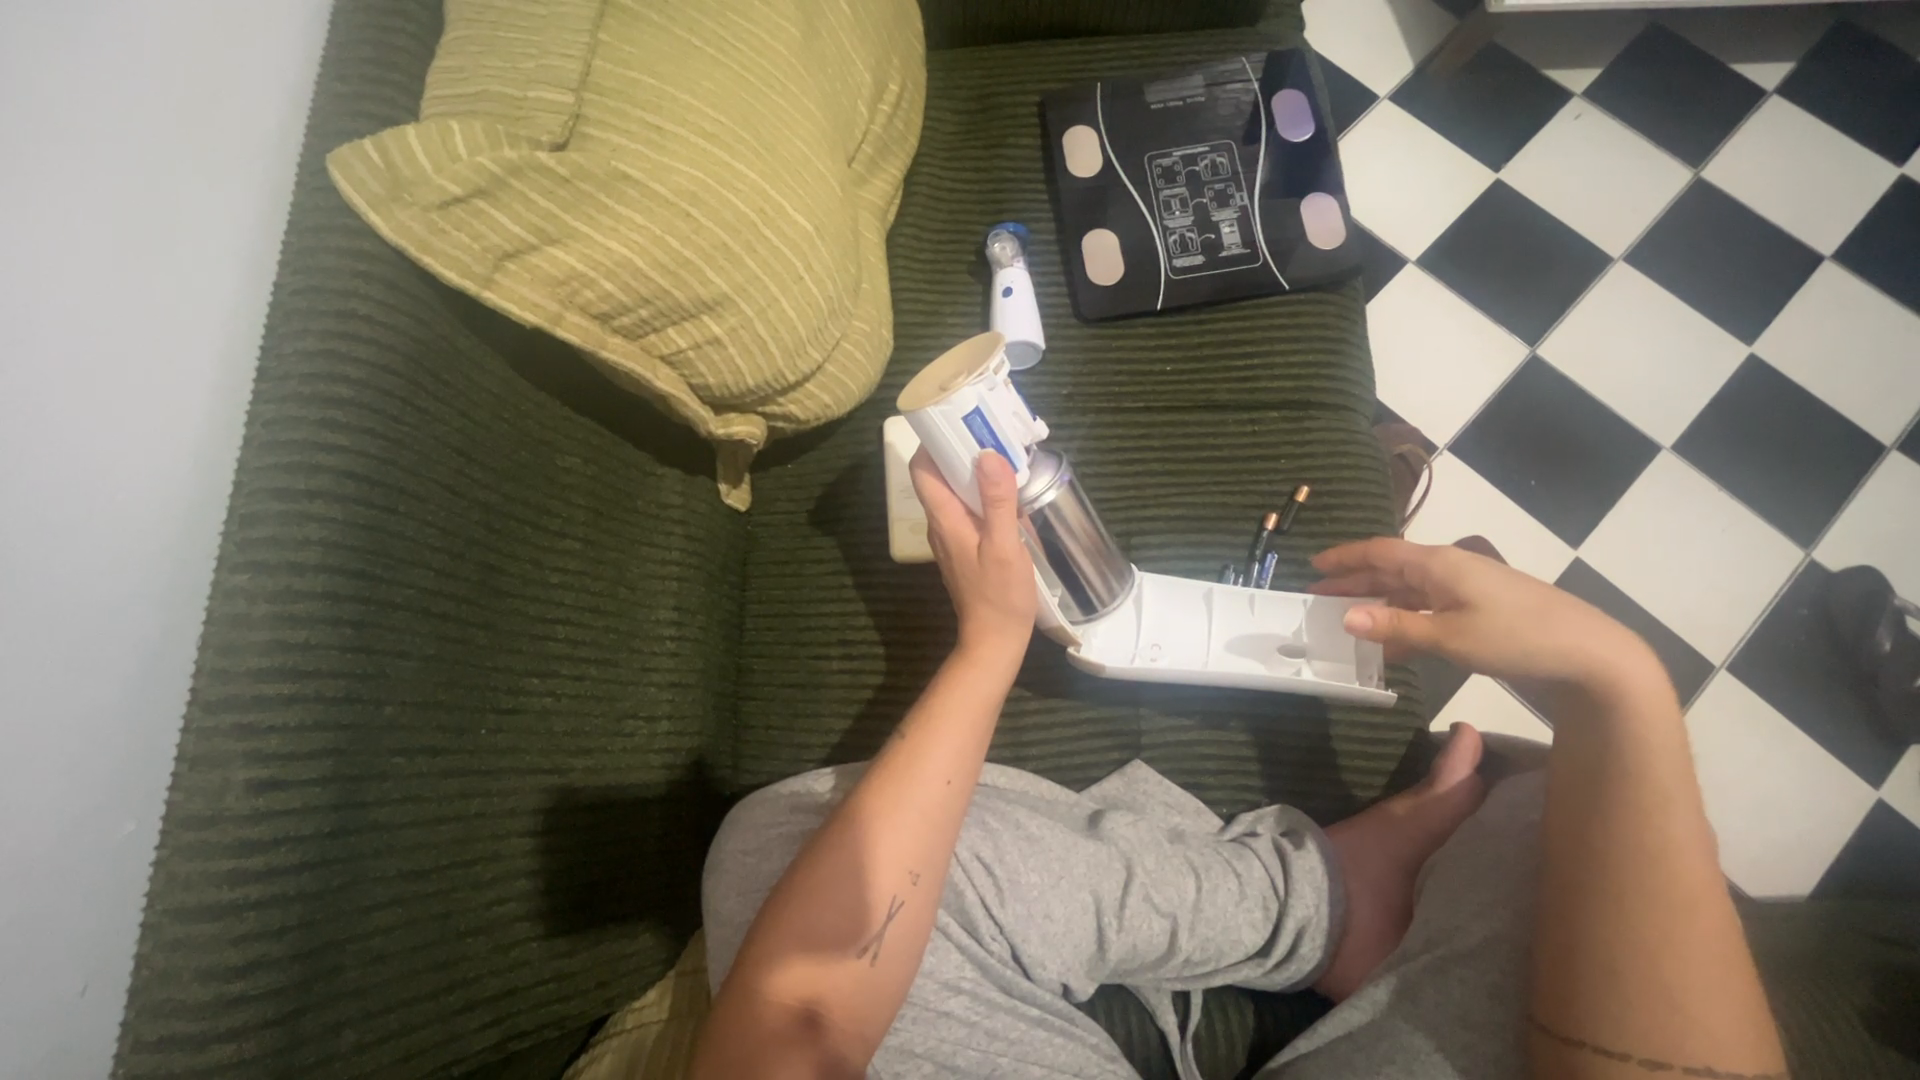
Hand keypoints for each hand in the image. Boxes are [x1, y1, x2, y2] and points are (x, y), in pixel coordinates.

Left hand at [910, 449, 1036, 659]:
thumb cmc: (1000, 597)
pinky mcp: (967, 546)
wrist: (995, 640)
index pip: (923, 469)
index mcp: (944, 520)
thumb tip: (988, 454)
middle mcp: (942, 524)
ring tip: (1004, 451)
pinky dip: (983, 493)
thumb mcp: (1004, 546)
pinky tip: (1009, 490)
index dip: (933, 440)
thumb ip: (997, 501)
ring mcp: (953, 536)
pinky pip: (969, 508)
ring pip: (955, 492)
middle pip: (939, 475)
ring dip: (975, 470)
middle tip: (991, 429)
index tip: (959, 419)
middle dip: (960, 449)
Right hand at [1310, 537, 1660, 694]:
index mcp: (1438, 564)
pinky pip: (1427, 609)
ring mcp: (1465, 590)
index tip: (1312, 566)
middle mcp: (1448, 569)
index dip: (1344, 558)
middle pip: (1390, 569)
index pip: (1379, 551)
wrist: (1590, 655)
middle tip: (1318, 596)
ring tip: (1345, 619)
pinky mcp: (1479, 611)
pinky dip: (1403, 622)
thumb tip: (1344, 616)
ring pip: (1408, 590)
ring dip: (1376, 603)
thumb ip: (1394, 625)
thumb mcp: (1448, 636)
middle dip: (1353, 581)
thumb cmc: (1515, 637)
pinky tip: (1390, 645)